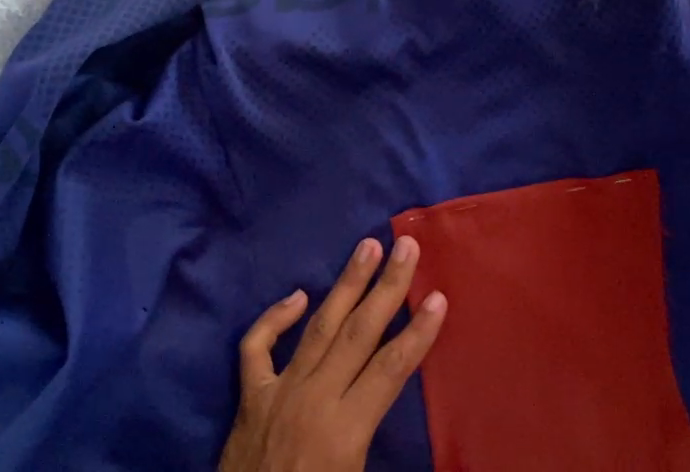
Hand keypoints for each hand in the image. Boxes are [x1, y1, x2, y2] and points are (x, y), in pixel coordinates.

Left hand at [218, 236, 447, 471]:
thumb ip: (382, 442)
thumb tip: (430, 440)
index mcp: (345, 431)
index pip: (391, 370)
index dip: (418, 333)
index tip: (439, 298)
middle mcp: (314, 399)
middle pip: (359, 333)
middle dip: (387, 287)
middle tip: (407, 246)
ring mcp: (279, 391)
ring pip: (318, 326)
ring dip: (346, 284)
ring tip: (367, 247)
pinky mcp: (250, 395)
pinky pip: (258, 347)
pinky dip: (275, 318)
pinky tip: (297, 296)